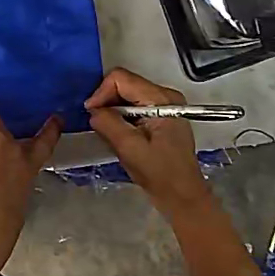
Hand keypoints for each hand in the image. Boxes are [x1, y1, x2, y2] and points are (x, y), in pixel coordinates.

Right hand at [85, 69, 217, 221]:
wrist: (183, 196)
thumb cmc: (160, 174)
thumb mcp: (130, 149)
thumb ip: (109, 124)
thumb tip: (94, 110)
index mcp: (162, 99)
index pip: (122, 78)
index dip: (101, 93)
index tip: (91, 114)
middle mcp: (165, 96)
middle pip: (126, 84)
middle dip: (107, 101)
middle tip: (97, 125)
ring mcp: (165, 106)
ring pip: (129, 96)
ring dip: (114, 111)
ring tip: (107, 132)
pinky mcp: (162, 117)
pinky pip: (135, 107)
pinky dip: (123, 117)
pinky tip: (119, 135)